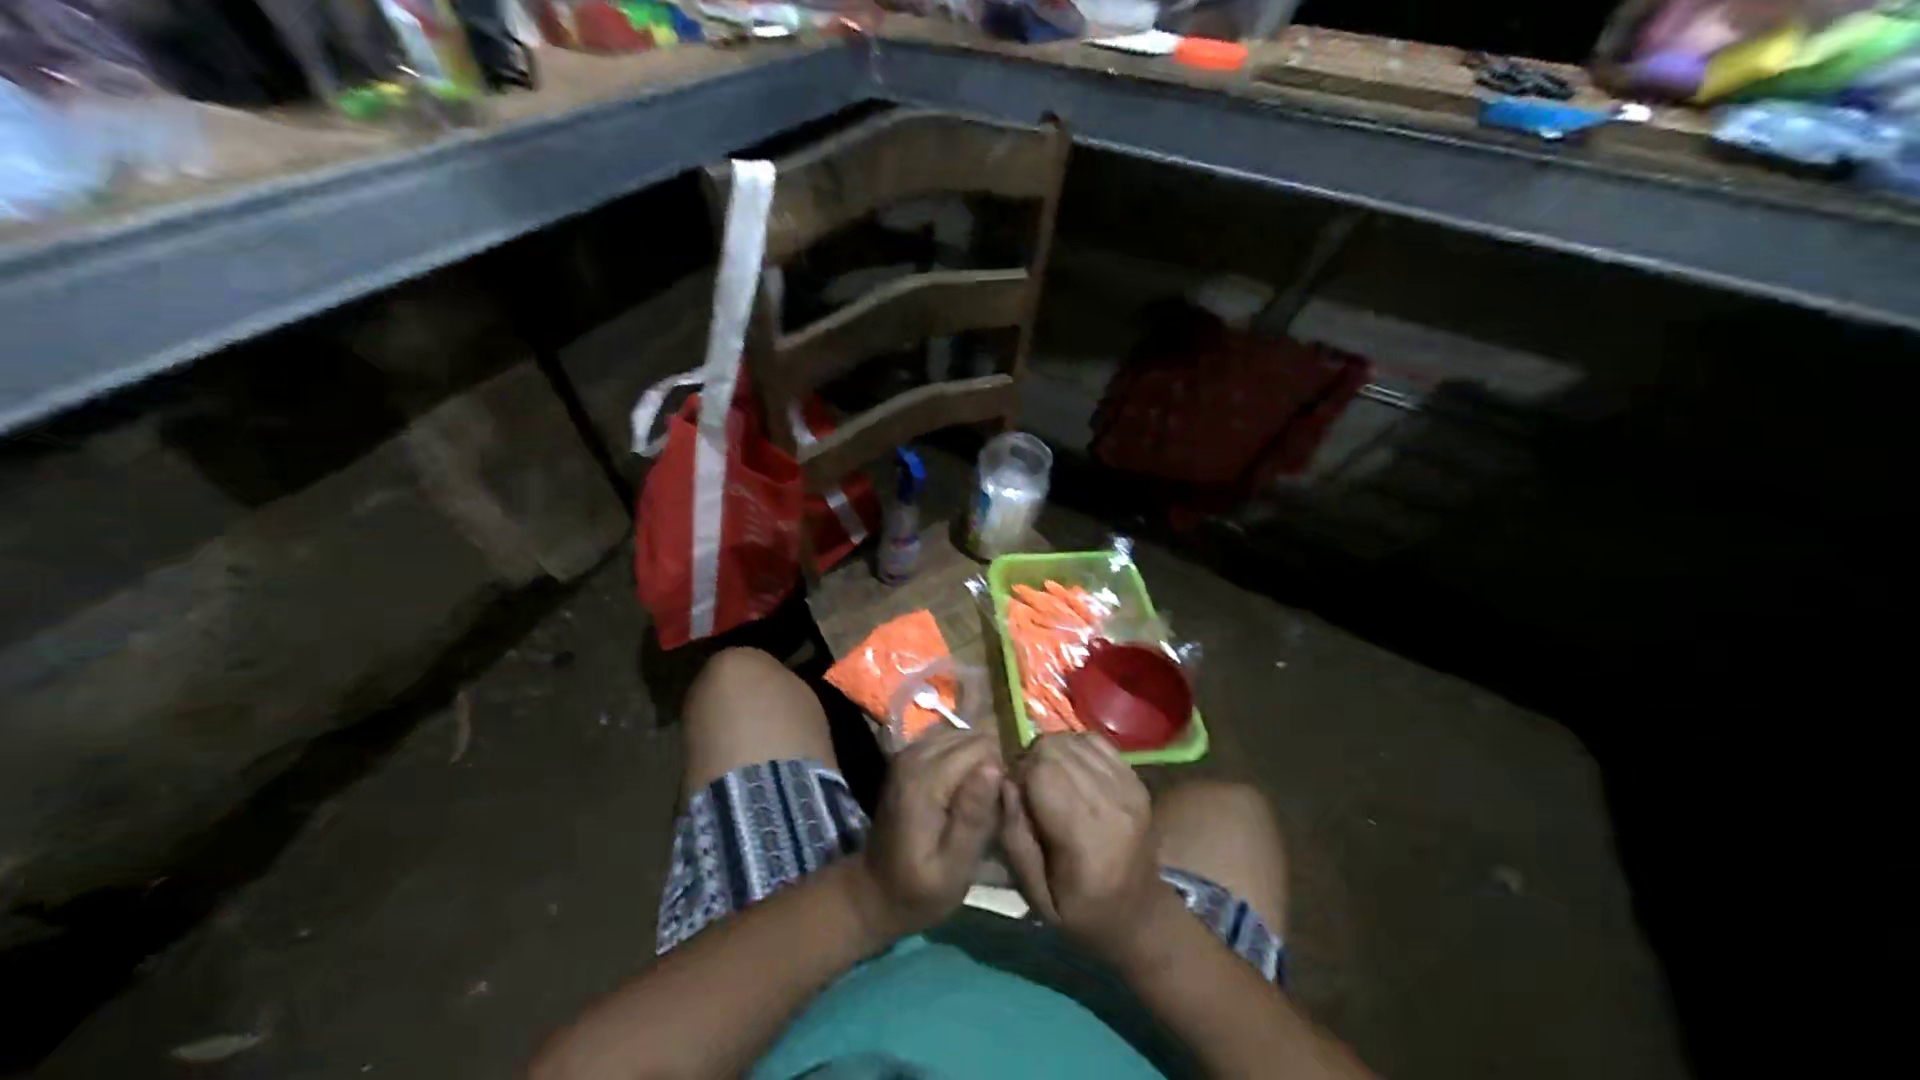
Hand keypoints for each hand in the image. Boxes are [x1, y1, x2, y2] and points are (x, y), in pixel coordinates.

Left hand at [847, 729, 1002, 940]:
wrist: (875, 891)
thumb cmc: (919, 890)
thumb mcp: (954, 869)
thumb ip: (973, 818)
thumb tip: (994, 768)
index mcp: (924, 781)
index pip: (981, 748)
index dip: (1003, 769)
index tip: (1008, 802)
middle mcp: (913, 756)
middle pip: (972, 736)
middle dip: (993, 761)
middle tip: (999, 803)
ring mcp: (908, 753)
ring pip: (962, 734)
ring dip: (980, 758)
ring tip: (986, 796)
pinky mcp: (908, 756)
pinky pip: (948, 740)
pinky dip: (965, 756)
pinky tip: (968, 786)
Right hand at [1000, 734, 1165, 962]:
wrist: (1140, 914)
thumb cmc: (1080, 912)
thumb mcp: (1035, 894)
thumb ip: (1015, 838)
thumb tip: (1003, 783)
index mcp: (1084, 837)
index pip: (1042, 771)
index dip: (1018, 773)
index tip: (1013, 794)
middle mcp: (1110, 803)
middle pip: (1056, 748)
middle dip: (1032, 759)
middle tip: (1028, 787)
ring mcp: (1128, 787)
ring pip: (1073, 739)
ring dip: (1053, 752)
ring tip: (1049, 780)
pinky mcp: (1136, 779)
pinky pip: (1095, 741)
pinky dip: (1075, 749)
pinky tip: (1071, 772)